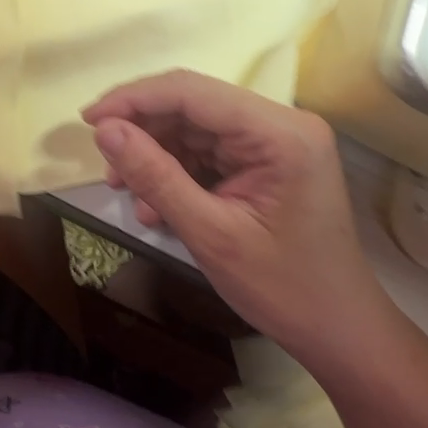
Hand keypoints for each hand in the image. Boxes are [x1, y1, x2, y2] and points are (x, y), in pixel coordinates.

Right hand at [83, 70, 393, 365]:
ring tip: (129, 194)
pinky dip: (171, 171)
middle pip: (188, 104)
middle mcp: (279, 123)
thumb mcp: (211, 234)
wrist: (339, 334)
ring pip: (188, 126)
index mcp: (281, 133)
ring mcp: (271, 140)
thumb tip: (102, 130)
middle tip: (107, 166)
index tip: (87, 121)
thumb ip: (155, 176)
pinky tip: (155, 205)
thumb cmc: (285, 289)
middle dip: (141, 131)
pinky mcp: (261, 159)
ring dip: (152, 155)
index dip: (133, 100)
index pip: (191, 92)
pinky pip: (201, 148)